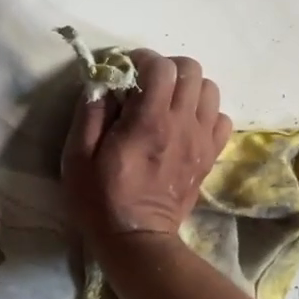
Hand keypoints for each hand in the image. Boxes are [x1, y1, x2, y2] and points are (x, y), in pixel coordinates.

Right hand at [61, 49, 232, 243]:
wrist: (136, 239)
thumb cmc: (99, 198)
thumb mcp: (77, 156)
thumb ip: (90, 113)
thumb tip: (102, 83)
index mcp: (148, 121)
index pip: (161, 67)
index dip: (143, 58)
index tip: (126, 67)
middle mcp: (182, 124)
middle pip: (192, 70)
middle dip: (167, 67)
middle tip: (146, 82)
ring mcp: (201, 141)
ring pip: (210, 90)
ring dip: (187, 87)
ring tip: (166, 101)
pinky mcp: (209, 156)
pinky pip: (221, 118)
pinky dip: (205, 112)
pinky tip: (184, 123)